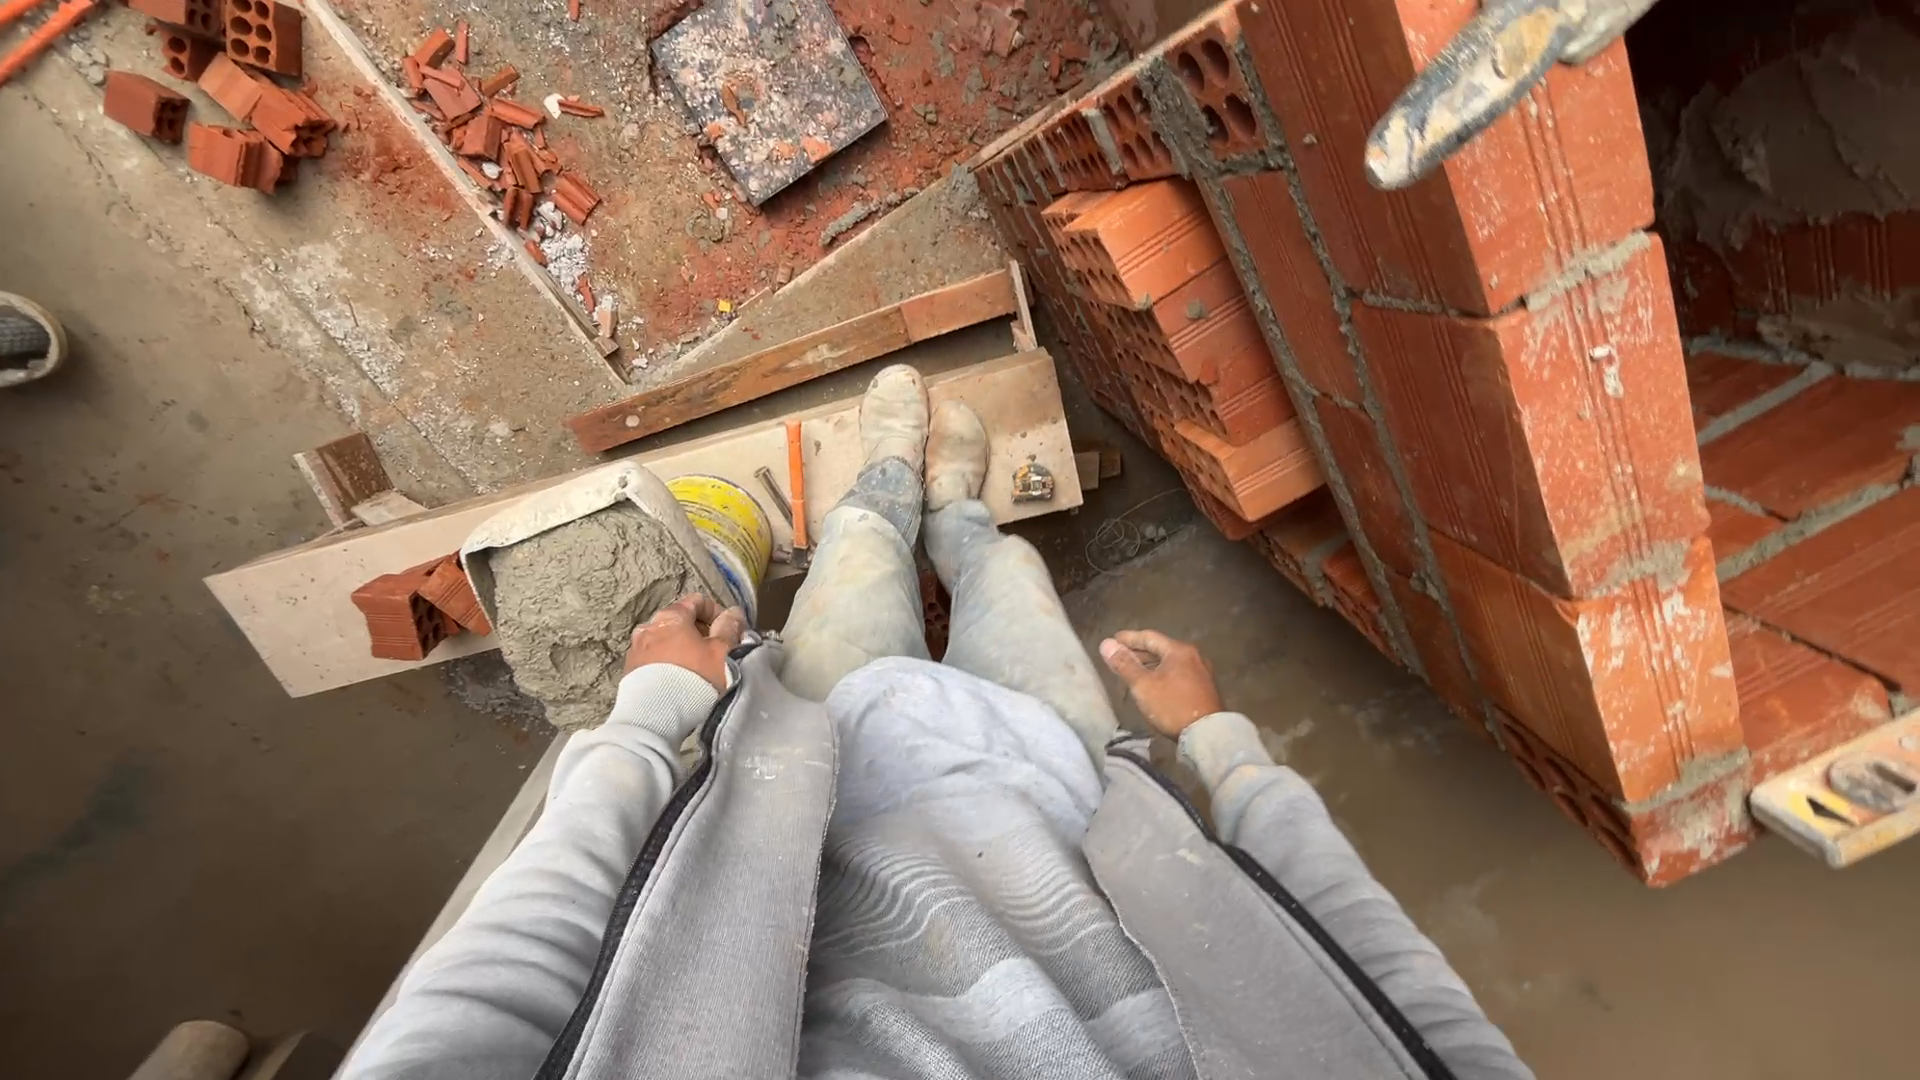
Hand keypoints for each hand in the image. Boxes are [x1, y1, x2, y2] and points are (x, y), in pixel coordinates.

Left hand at [623, 593, 747, 691]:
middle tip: (716, 652)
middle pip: (680, 620)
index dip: (717, 613)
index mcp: (671, 616)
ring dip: (683, 648)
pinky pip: (655, 659)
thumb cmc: (693, 678)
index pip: (697, 601)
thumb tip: (733, 612)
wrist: (653, 717)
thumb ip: (729, 628)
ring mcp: (636, 649)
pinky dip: (669, 662)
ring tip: (697, 668)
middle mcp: (648, 626)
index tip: (729, 632)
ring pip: (666, 640)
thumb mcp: (722, 652)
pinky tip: (679, 680)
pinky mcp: (629, 671)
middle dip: (700, 632)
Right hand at [1099, 630, 1223, 737]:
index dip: (1128, 638)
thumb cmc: (1172, 706)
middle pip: (1160, 648)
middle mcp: (1193, 656)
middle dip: (1139, 652)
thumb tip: (1106, 644)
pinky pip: (1178, 672)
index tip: (1112, 640)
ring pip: (1170, 662)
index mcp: (1178, 650)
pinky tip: (1154, 683)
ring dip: (1150, 664)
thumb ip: (1124, 664)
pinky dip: (1163, 673)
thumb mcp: (1143, 685)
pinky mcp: (1205, 687)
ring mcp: (1202, 672)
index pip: (1149, 637)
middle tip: (1120, 656)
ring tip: (1134, 671)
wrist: (1208, 735)